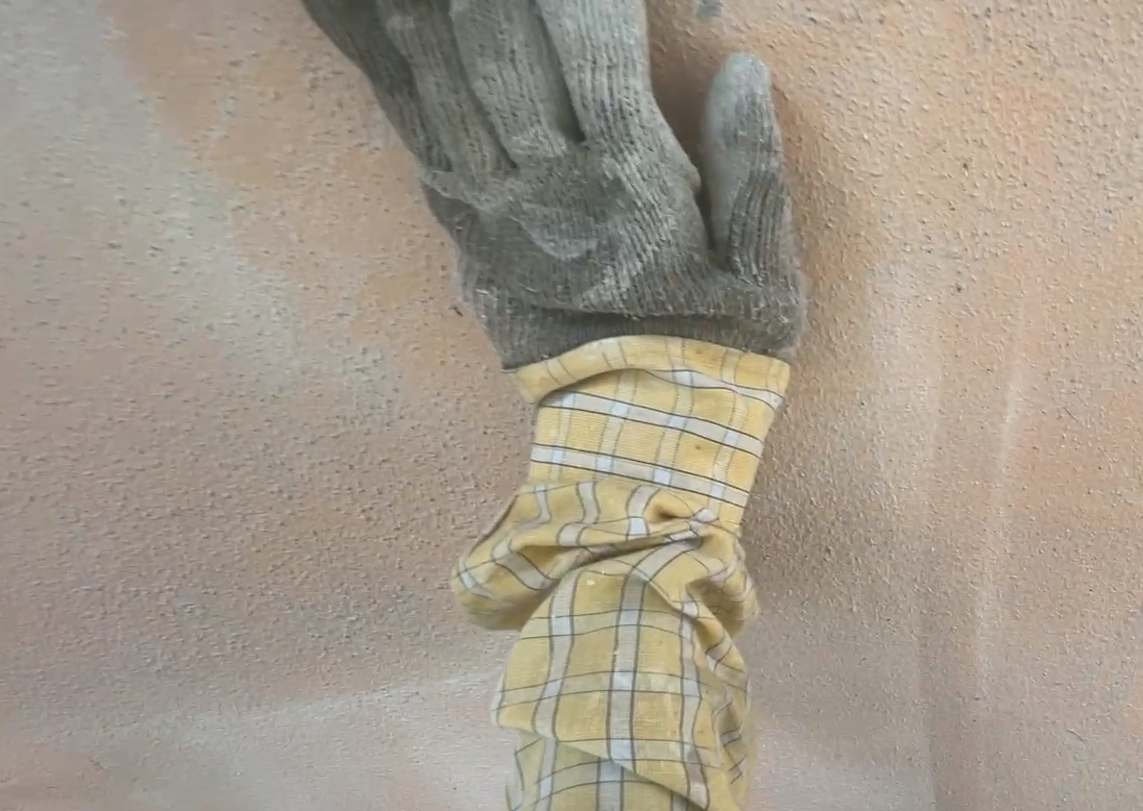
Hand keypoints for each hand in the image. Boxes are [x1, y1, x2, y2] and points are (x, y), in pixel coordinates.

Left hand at [303, 0, 804, 365]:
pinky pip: (410, 128)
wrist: (644, 435)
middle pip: (498, 48)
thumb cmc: (717, 353)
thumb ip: (755, 176)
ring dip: (427, 10)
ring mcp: (493, 212)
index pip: (595, 59)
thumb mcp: (767, 279)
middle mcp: (549, 192)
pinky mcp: (464, 233)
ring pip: (436, 77)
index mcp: (633, 195)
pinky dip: (383, 58)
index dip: (589, 0)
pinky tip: (375, 11)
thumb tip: (743, 70)